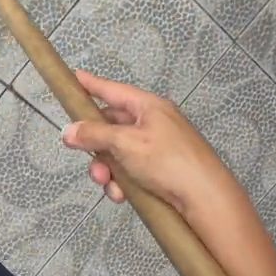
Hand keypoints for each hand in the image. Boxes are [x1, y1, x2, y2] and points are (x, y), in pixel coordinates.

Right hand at [58, 71, 234, 214]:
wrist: (206, 199)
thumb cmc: (169, 161)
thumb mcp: (125, 143)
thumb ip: (93, 134)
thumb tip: (69, 131)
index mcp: (148, 107)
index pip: (112, 90)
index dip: (91, 84)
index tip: (74, 76)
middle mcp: (152, 124)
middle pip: (110, 126)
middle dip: (94, 145)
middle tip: (81, 154)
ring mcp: (156, 148)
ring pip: (116, 153)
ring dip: (106, 169)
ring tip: (108, 183)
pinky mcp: (158, 171)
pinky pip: (128, 171)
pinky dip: (121, 182)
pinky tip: (122, 194)